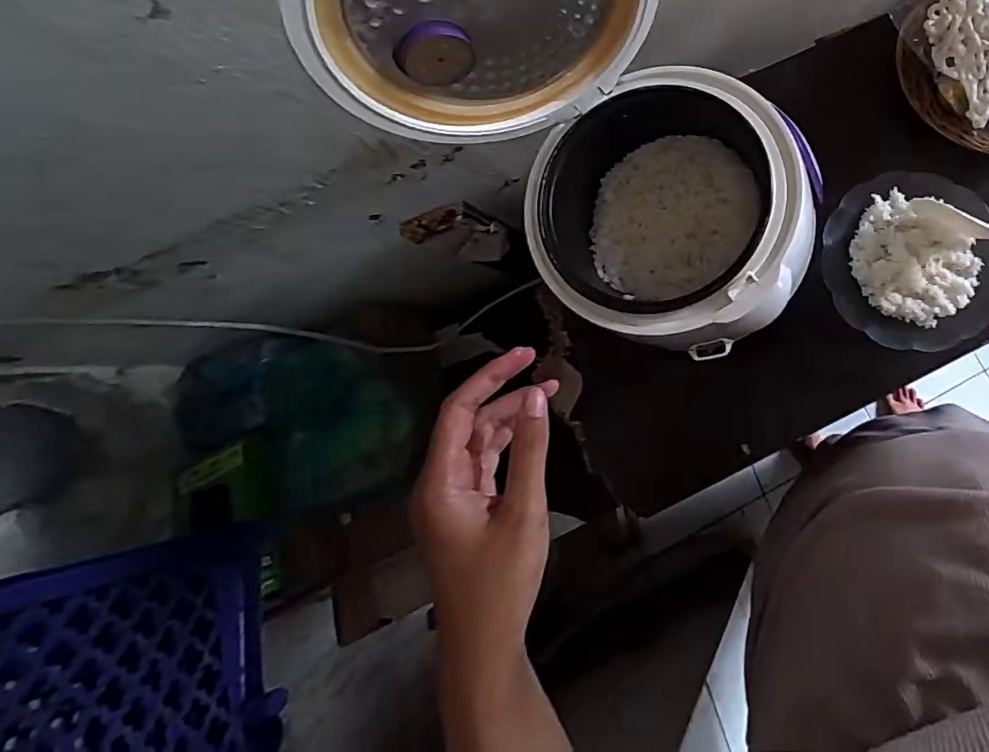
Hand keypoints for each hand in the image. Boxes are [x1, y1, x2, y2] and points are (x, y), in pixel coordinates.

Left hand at [411, 347, 556, 662]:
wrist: (485, 635)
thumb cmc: (502, 576)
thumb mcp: (524, 509)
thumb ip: (531, 450)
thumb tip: (537, 398)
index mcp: (439, 483)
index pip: (458, 413)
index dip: (490, 377)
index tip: (526, 354)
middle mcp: (438, 484)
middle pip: (468, 423)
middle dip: (506, 394)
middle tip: (550, 374)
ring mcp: (451, 497)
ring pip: (479, 440)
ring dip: (512, 416)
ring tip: (550, 395)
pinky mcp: (468, 507)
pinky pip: (486, 460)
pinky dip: (511, 440)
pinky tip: (534, 429)